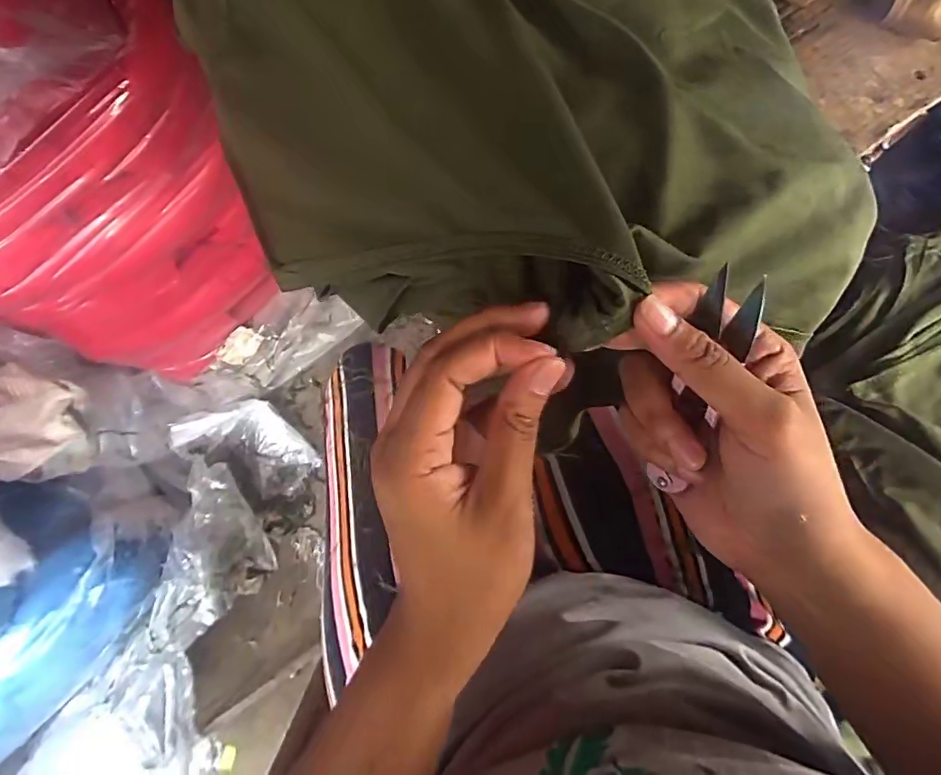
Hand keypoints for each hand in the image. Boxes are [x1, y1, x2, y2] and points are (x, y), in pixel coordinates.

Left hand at [370, 304, 571, 670]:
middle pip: (434, 358)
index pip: (445, 373)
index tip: (547, 347)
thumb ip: (518, 425)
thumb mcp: (505, 502)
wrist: (443, 627)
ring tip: (535, 332)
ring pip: (438, 370)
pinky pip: (448, 397)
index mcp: (407, 451)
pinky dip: (483, 379)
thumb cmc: (477, 578)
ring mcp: (402, 438)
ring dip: (484, 347)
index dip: (496, 348)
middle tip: (539, 313)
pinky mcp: (419, 446)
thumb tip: (547, 362)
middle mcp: (393, 433)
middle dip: (486, 330)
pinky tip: (520, 373)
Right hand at [612, 287, 862, 586]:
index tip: (622, 328)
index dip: (657, 307)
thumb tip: (646, 308)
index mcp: (747, 346)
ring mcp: (681, 398)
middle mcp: (709, 363)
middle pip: (649, 345)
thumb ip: (703, 362)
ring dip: (657, 427)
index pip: (693, 302)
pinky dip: (650, 447)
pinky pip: (628, 419)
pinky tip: (682, 473)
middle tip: (672, 422)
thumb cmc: (793, 480)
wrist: (785, 558)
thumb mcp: (759, 416)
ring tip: (693, 462)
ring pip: (633, 384)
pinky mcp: (659, 432)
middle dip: (656, 392)